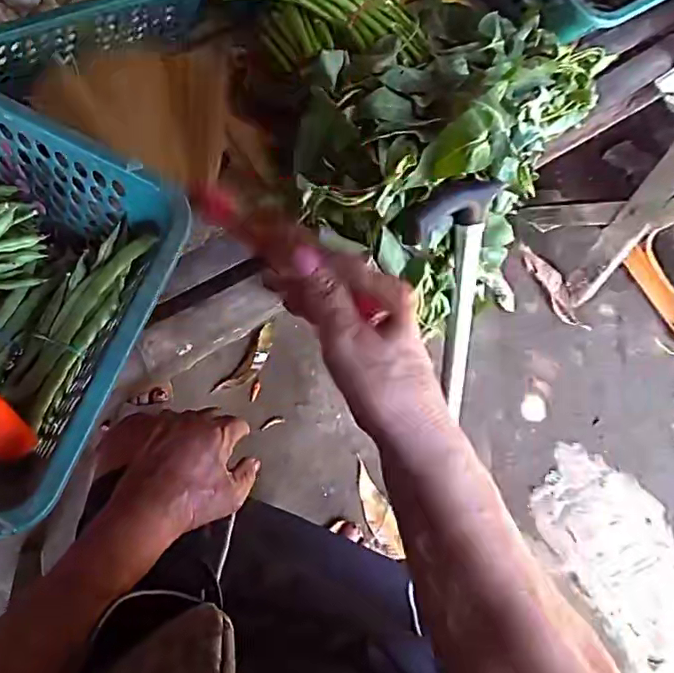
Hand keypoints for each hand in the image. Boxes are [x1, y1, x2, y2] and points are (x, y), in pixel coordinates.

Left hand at [94, 410, 259, 544]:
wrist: (146, 504)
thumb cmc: (188, 502)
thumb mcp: (231, 497)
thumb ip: (246, 475)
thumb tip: (251, 464)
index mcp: (216, 433)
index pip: (236, 424)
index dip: (238, 433)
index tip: (237, 438)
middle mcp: (189, 420)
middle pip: (207, 417)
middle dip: (210, 430)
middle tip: (208, 449)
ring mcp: (162, 420)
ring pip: (179, 418)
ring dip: (182, 429)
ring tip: (178, 451)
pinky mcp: (138, 425)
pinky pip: (152, 422)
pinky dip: (156, 432)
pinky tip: (155, 449)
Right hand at [252, 220, 444, 427]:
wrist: (411, 434)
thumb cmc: (381, 386)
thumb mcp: (345, 336)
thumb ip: (323, 294)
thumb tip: (300, 253)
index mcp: (386, 290)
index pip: (333, 258)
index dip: (298, 247)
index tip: (266, 238)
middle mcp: (385, 298)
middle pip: (335, 272)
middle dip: (298, 265)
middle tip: (261, 260)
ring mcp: (379, 319)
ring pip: (335, 292)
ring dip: (303, 285)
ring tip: (271, 282)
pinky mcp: (371, 339)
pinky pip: (337, 311)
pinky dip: (314, 306)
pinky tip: (297, 306)